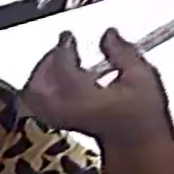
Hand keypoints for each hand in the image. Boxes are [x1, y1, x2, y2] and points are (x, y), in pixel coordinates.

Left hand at [22, 29, 173, 146]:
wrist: (133, 138)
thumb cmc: (141, 111)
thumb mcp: (141, 76)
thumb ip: (122, 52)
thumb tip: (108, 34)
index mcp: (82, 98)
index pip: (61, 68)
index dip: (62, 48)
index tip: (66, 36)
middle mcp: (62, 110)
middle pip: (37, 82)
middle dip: (46, 61)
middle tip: (61, 47)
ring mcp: (54, 117)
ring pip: (31, 93)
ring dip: (41, 74)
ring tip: (59, 60)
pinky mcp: (53, 120)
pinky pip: (35, 102)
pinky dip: (41, 86)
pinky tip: (59, 78)